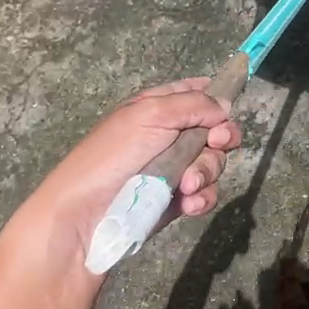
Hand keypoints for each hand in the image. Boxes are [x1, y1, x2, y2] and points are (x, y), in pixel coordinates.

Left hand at [11, 79, 242, 272]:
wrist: (83, 216)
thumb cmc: (112, 156)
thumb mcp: (150, 114)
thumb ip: (194, 104)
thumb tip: (225, 106)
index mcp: (159, 108)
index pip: (197, 93)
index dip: (217, 98)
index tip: (225, 110)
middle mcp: (170, 135)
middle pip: (216, 129)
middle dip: (221, 137)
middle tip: (217, 143)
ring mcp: (175, 168)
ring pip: (214, 162)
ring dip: (207, 171)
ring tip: (188, 185)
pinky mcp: (177, 199)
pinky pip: (205, 193)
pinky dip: (202, 197)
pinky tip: (189, 203)